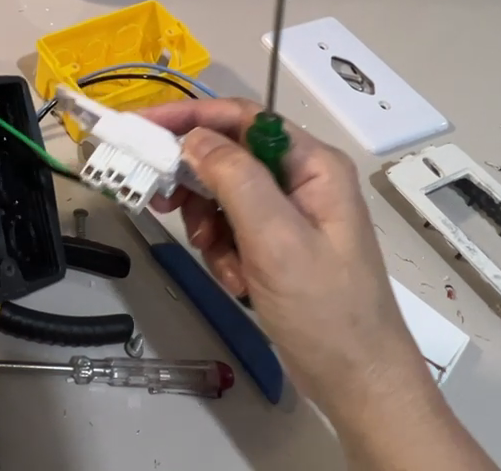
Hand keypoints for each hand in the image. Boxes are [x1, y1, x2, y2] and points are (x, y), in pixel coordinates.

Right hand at [138, 100, 427, 421]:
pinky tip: (233, 276)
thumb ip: (235, 178)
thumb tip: (192, 137)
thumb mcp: (276, 240)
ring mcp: (287, 211)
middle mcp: (300, 178)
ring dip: (205, 220)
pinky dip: (218, 246)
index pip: (240, 117)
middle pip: (225, 152)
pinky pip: (227, 224)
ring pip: (220, 190)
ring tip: (210, 252)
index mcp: (312, 164)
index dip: (188, 116)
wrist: (358, 385)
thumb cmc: (325, 311)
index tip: (142, 126)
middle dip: (192, 178)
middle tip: (158, 198)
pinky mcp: (274, 240)